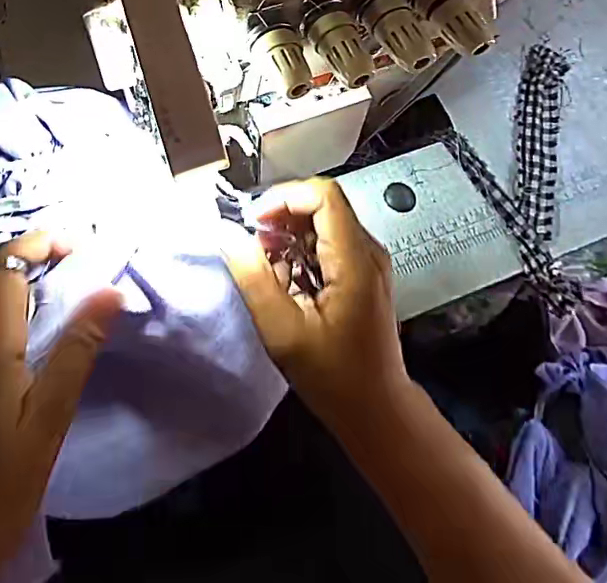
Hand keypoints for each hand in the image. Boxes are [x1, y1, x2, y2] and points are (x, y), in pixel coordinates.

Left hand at [0, 232, 122, 582]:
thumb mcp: (48, 421)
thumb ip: (77, 348)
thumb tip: (110, 289)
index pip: (4, 263)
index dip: (39, 241)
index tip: (77, 245)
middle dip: (39, 276)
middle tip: (81, 290)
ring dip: (20, 312)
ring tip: (59, 335)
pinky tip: (21, 374)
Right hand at [221, 178, 409, 431]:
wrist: (378, 410)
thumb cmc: (334, 377)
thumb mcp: (284, 332)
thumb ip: (254, 279)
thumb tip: (228, 235)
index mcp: (356, 260)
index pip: (323, 195)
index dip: (285, 198)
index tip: (255, 222)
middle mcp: (368, 251)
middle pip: (322, 205)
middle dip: (282, 218)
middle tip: (255, 248)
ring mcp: (369, 261)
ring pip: (324, 222)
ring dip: (290, 236)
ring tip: (268, 268)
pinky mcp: (364, 272)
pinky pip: (330, 242)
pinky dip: (302, 250)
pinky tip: (287, 280)